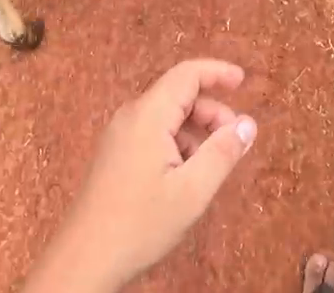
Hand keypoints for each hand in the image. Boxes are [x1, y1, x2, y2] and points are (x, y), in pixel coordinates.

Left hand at [25, 59, 257, 292]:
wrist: (84, 261)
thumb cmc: (140, 224)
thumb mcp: (192, 192)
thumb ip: (223, 152)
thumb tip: (248, 123)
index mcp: (148, 115)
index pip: (187, 74)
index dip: (217, 72)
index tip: (244, 80)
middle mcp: (131, 115)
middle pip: (178, 95)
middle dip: (211, 112)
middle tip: (235, 142)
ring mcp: (119, 134)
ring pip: (167, 117)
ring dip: (195, 131)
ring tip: (213, 165)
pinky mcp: (115, 154)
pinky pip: (153, 133)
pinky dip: (177, 143)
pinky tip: (186, 176)